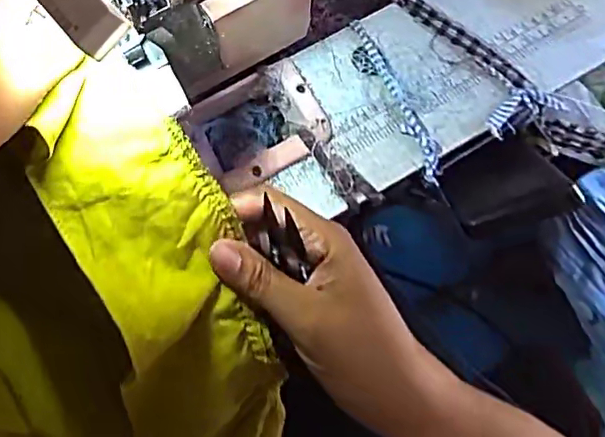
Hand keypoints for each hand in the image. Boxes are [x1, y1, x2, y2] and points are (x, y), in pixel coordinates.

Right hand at [209, 188, 456, 436]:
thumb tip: (215, 246)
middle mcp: (319, 244)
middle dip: (234, 236)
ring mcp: (317, 270)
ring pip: (269, 252)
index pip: (270, 202)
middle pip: (267, 224)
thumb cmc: (362, 354)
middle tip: (197, 253)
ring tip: (207, 273)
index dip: (235, 207)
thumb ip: (260, 280)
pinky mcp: (314, 295)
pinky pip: (277, 277)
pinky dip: (256, 284)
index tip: (200, 225)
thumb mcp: (306, 317)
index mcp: (323, 236)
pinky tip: (233, 297)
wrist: (407, 403)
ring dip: (243, 262)